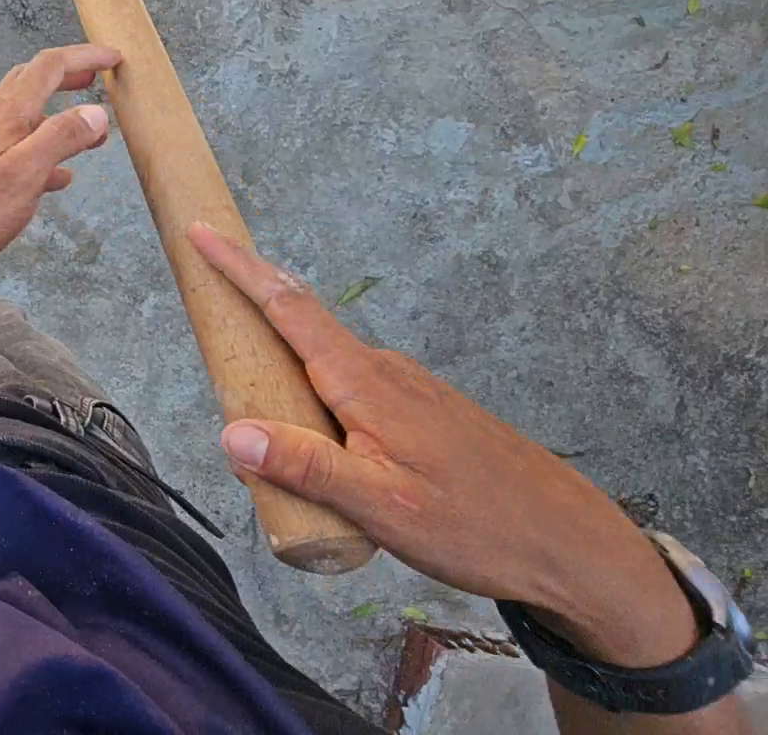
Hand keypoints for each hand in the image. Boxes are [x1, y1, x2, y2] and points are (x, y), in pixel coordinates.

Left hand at [0, 44, 119, 283]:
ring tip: (91, 134)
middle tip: (97, 80)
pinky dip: (44, 151)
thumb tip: (96, 112)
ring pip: (26, 116)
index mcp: (7, 113)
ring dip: (59, 116)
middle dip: (67, 75)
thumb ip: (62, 137)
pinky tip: (60, 177)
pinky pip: (18, 149)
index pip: (49, 66)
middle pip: (32, 82)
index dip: (84, 56)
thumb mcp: (28, 171)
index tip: (114, 58)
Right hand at [187, 223, 699, 668]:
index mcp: (363, 382)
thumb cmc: (483, 529)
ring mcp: (405, 387)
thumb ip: (305, 467)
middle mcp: (382, 370)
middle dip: (246, 310)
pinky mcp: (419, 409)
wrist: (585, 554)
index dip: (238, 266)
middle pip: (297, 325)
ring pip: (322, 363)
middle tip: (208, 326)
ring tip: (260, 421)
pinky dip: (313, 394)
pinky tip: (319, 445)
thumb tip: (230, 434)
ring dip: (281, 370)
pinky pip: (347, 385)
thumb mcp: (383, 507)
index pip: (287, 306)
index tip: (201, 231)